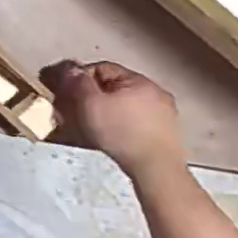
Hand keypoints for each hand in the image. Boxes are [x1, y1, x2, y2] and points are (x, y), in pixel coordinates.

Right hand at [42, 60, 185, 181]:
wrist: (156, 169)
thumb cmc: (121, 134)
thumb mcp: (90, 105)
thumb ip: (79, 83)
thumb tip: (72, 69)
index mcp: (136, 79)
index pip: (101, 68)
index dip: (81, 79)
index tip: (68, 94)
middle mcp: (155, 90)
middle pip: (115, 87)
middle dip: (95, 96)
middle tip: (79, 112)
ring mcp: (165, 112)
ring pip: (128, 105)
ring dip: (111, 111)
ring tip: (96, 127)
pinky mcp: (169, 132)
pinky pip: (139, 121)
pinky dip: (125, 125)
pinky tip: (117, 138)